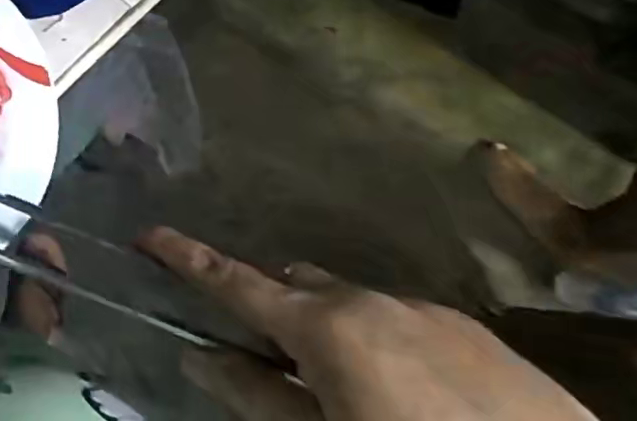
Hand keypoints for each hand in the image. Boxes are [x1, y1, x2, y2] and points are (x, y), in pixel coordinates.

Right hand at [138, 227, 593, 420]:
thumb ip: (261, 399)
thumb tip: (199, 357)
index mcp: (327, 323)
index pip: (234, 280)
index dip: (185, 257)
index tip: (146, 235)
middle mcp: (374, 299)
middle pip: (299, 283)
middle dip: (277, 308)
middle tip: (274, 356)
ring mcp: (436, 315)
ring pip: (358, 303)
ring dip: (338, 330)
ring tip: (360, 391)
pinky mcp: (489, 343)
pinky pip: (415, 325)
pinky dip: (394, 347)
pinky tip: (423, 401)